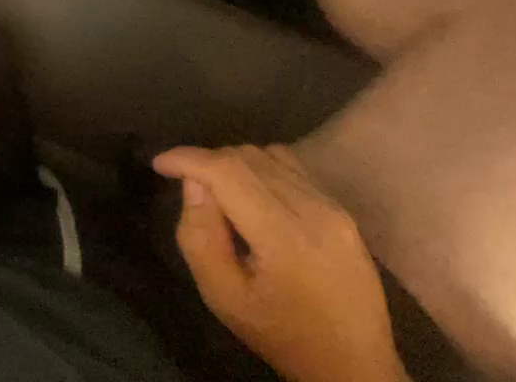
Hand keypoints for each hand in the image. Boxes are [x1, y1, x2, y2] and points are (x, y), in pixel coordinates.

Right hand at [154, 144, 408, 381]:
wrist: (356, 365)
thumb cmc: (282, 335)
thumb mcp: (222, 296)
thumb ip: (198, 235)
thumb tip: (194, 183)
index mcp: (285, 236)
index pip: (227, 171)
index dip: (186, 158)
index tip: (159, 165)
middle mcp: (315, 210)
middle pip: (246, 157)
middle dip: (206, 161)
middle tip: (187, 186)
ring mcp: (334, 208)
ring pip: (268, 155)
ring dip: (233, 162)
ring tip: (218, 190)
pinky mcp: (343, 211)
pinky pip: (292, 167)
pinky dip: (261, 167)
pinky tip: (251, 194)